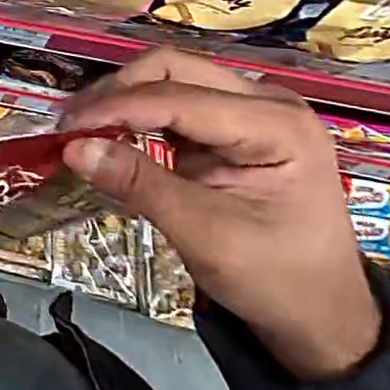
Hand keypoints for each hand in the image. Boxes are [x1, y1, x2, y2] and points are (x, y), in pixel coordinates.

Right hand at [60, 50, 379, 378]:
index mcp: (276, 124)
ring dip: (124, 99)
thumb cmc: (275, 281)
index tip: (67, 128)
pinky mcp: (230, 122)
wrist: (323, 319)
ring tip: (85, 129)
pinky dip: (138, 115)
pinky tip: (113, 136)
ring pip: (169, 78)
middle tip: (73, 124)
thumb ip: (137, 184)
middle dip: (118, 92)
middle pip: (173, 69)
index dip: (117, 107)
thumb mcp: (204, 235)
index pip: (178, 97)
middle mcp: (265, 100)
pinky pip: (173, 102)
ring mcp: (249, 107)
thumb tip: (73, 147)